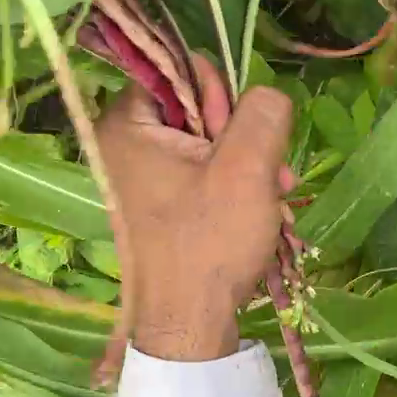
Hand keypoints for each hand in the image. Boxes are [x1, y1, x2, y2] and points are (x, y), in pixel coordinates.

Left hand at [98, 80, 292, 361]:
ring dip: (247, 166)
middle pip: (196, 109)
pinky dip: (234, 188)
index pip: (178, 72)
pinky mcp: (158, 206)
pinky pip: (202, 176)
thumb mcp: (246, 168)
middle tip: (270, 174)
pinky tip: (259, 210)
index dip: (219, 97)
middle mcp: (123, 145)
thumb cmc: (209, 243)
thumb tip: (269, 95)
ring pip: (207, 145)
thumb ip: (262, 113)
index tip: (234, 140)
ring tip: (273, 197)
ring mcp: (140, 179)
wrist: (190, 324)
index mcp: (126, 123)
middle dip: (241, 138)